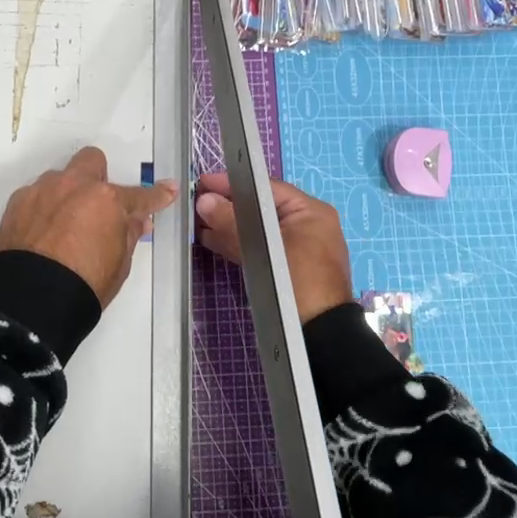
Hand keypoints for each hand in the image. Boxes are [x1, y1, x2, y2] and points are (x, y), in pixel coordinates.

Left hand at [0, 147, 179, 308]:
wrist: (32, 298)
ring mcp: (42, 190)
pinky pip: (35, 196)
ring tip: (62, 225)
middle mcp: (74, 186)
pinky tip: (40, 233)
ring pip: (59, 178)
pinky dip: (42, 209)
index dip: (156, 195)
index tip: (168, 190)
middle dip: (98, 176)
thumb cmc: (85, 285)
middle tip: (96, 204)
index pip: (140, 195)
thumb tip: (138, 221)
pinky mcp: (17, 202)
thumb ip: (128, 235)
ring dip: (66, 194)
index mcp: (107, 200)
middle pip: (91, 160)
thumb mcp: (119, 265)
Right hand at [194, 173, 352, 322]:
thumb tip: (204, 201)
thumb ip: (233, 222)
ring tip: (196, 222)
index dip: (232, 184)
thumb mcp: (265, 248)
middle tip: (195, 204)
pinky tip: (210, 240)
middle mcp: (305, 224)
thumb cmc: (299, 282)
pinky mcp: (286, 267)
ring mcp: (296, 247)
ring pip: (255, 228)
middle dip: (226, 205)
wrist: (321, 334)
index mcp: (309, 212)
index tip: (202, 183)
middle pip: (259, 207)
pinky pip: (257, 247)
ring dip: (227, 225)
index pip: (265, 188)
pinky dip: (236, 242)